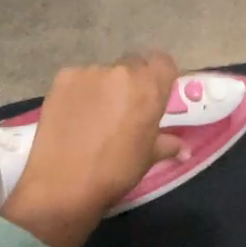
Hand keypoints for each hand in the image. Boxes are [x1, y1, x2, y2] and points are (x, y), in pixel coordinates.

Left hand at [0, 51, 182, 246]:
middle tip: (126, 111)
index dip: (161, 77)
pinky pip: (79, 80)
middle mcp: (120, 71)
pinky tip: (74, 118)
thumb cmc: (115, 172)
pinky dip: (81, 94)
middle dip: (133, 83)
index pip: (164, 62)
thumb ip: (167, 144)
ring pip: (104, 74)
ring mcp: (88, 72)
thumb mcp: (147, 158)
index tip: (156, 96)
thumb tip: (184, 149)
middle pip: (133, 65)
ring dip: (105, 89)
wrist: (64, 184)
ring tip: (95, 119)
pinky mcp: (62, 79)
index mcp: (148, 88)